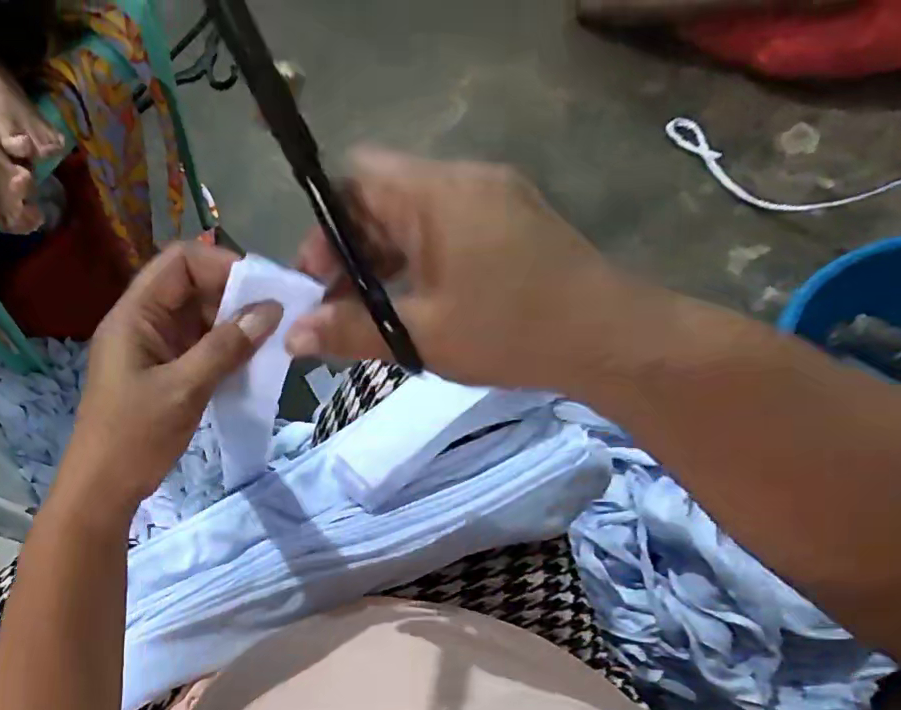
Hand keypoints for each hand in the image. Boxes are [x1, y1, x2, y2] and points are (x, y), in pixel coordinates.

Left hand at [54, 243, 281, 521]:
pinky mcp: (160, 376)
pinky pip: (195, 350)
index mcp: (133, 315)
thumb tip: (270, 309)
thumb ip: (226, 347)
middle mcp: (140, 324)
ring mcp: (150, 351)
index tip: (261, 290)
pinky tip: (248, 365)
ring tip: (268, 343)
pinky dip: (221, 352)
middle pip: (190, 288)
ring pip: (196, 321)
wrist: (101, 488)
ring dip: (231, 328)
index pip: (179, 262)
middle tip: (273, 319)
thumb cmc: (134, 436)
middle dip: (232, 298)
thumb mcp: (184, 389)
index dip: (221, 265)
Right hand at [284, 147, 666, 393]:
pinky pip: (439, 229)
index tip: (316, 281)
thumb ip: (349, 331)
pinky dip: (411, 262)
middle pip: (380, 198)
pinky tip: (407, 306)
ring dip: (378, 262)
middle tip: (334, 308)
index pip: (358, 179)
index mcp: (439, 196)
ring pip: (408, 217)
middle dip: (347, 252)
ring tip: (366, 315)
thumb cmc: (509, 332)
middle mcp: (463, 181)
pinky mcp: (505, 221)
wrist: (609, 338)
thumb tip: (290, 336)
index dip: (325, 227)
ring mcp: (489, 198)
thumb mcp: (419, 336)